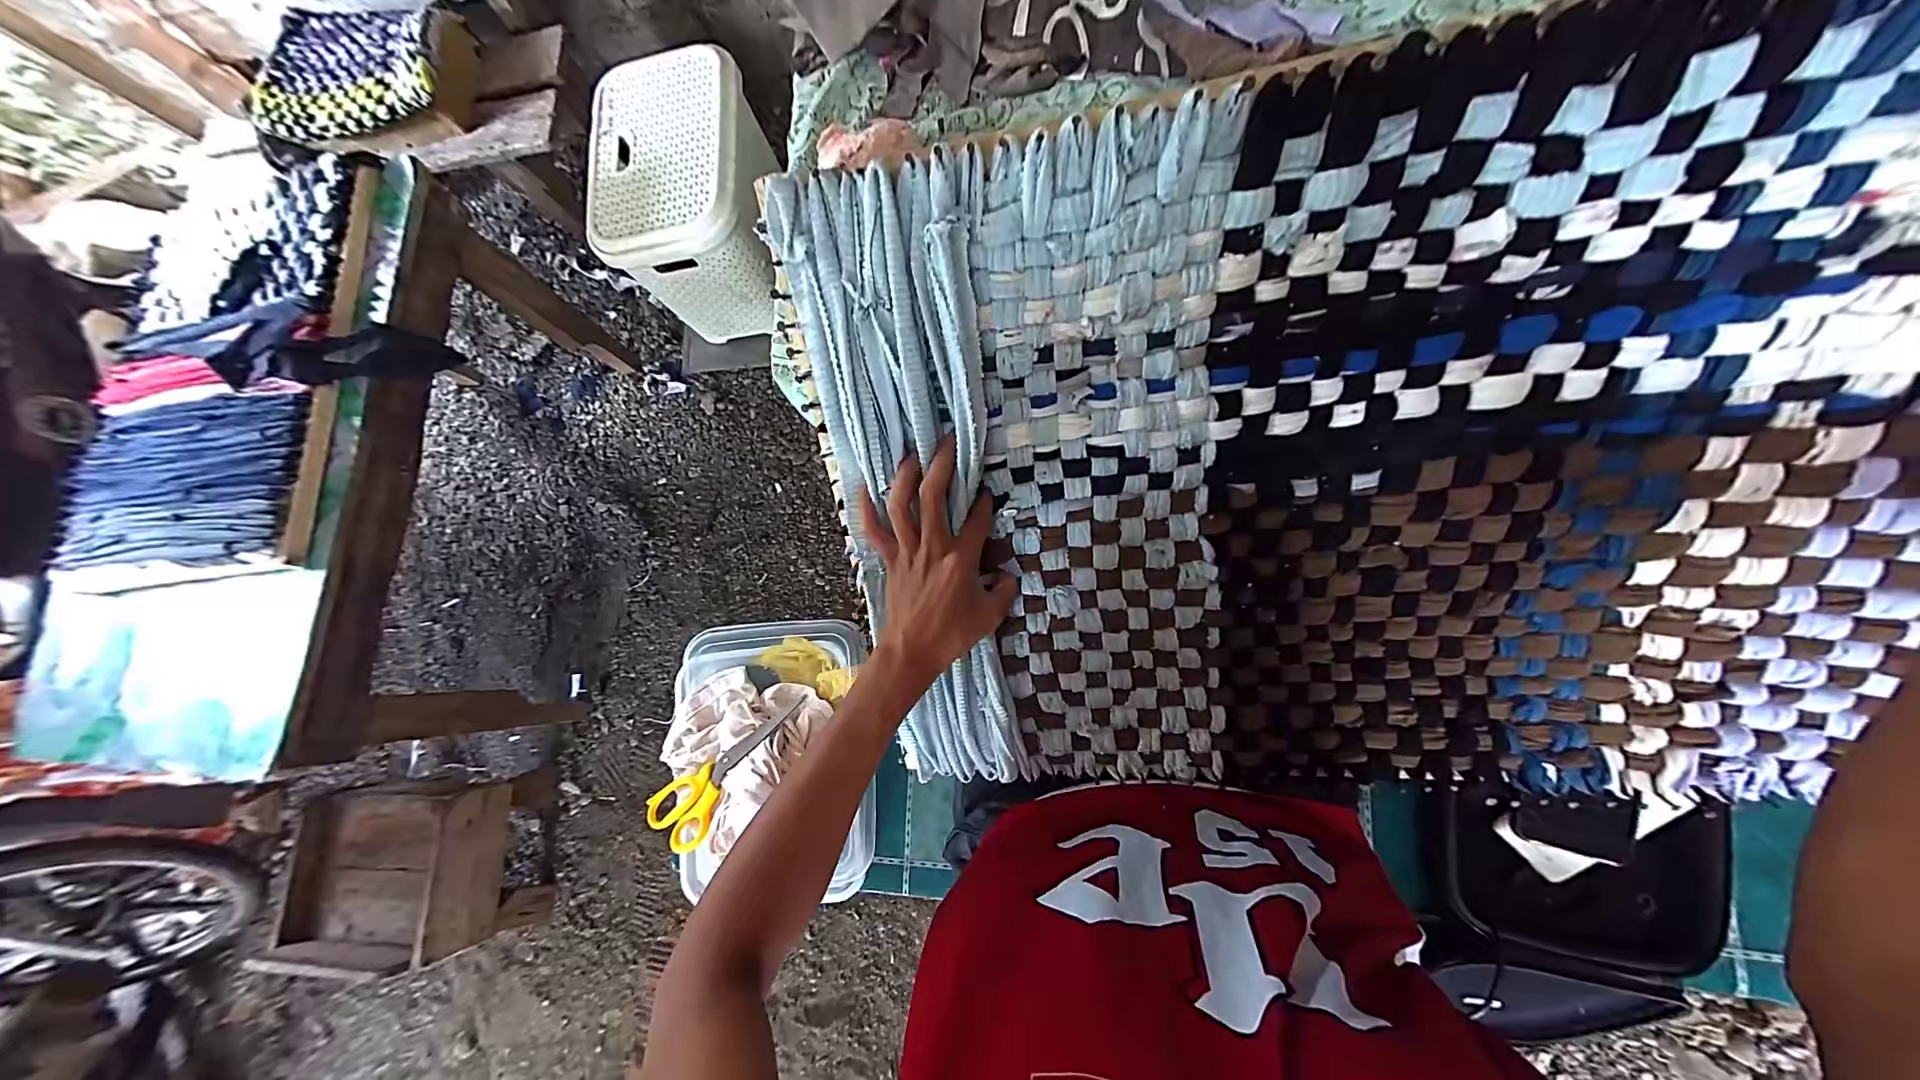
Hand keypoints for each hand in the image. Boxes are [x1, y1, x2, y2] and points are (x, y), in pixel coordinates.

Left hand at [860, 436, 1017, 690]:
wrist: (911, 652)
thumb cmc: (951, 636)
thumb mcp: (990, 617)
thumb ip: (1003, 591)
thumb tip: (1007, 576)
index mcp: (960, 560)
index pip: (977, 520)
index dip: (984, 502)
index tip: (987, 492)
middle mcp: (932, 547)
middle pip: (934, 497)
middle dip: (942, 465)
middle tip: (949, 441)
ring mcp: (907, 551)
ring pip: (901, 505)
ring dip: (906, 476)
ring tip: (913, 454)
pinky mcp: (890, 560)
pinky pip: (874, 531)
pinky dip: (867, 509)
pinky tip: (865, 487)